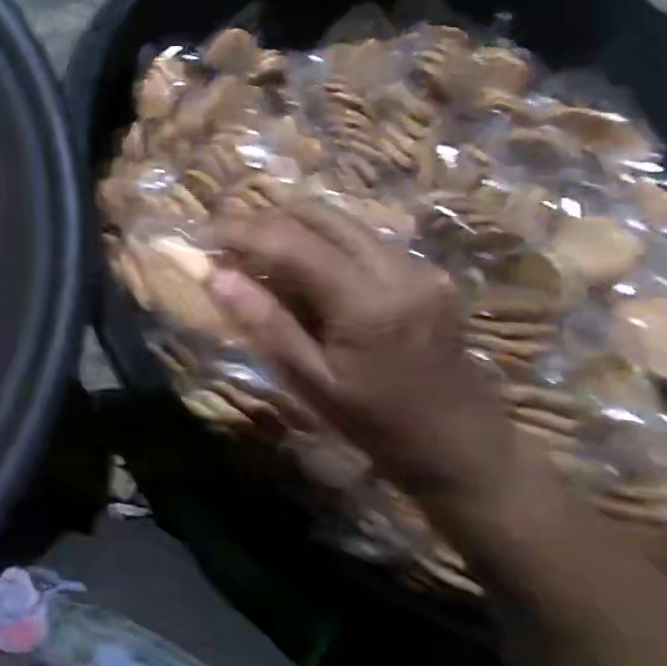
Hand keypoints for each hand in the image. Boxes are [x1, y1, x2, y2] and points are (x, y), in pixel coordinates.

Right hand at [206, 202, 520, 512]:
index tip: (198, 236)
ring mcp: (417, 268)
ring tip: (250, 253)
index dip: (239, 232)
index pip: (291, 242)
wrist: (468, 450)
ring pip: (339, 220)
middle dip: (261, 219)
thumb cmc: (380, 425)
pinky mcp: (422, 274)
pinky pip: (357, 239)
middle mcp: (398, 270)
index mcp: (369, 302)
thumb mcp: (312, 381)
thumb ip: (265, 322)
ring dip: (288, 227)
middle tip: (222, 241)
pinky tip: (294, 270)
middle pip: (317, 215)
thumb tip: (213, 275)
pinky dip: (315, 241)